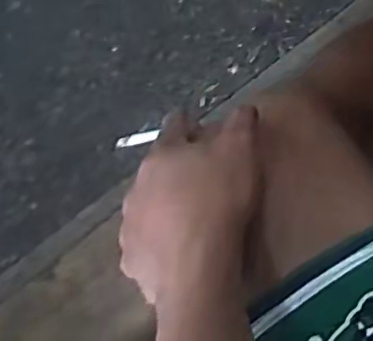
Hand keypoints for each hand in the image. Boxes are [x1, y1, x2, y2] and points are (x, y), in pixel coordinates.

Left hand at [120, 107, 260, 312]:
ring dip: (170, 196)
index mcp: (162, 156)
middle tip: (210, 165)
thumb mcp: (243, 147)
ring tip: (198, 202)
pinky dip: (165, 228)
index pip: (175, 125)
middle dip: (182, 162)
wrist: (195, 263)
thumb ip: (240, 122)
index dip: (191, 120)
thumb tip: (239, 108)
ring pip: (152, 199)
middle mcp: (137, 186)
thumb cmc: (221, 194)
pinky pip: (150, 232)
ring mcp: (129, 224)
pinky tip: (186, 234)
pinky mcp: (131, 255)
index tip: (203, 121)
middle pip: (161, 165)